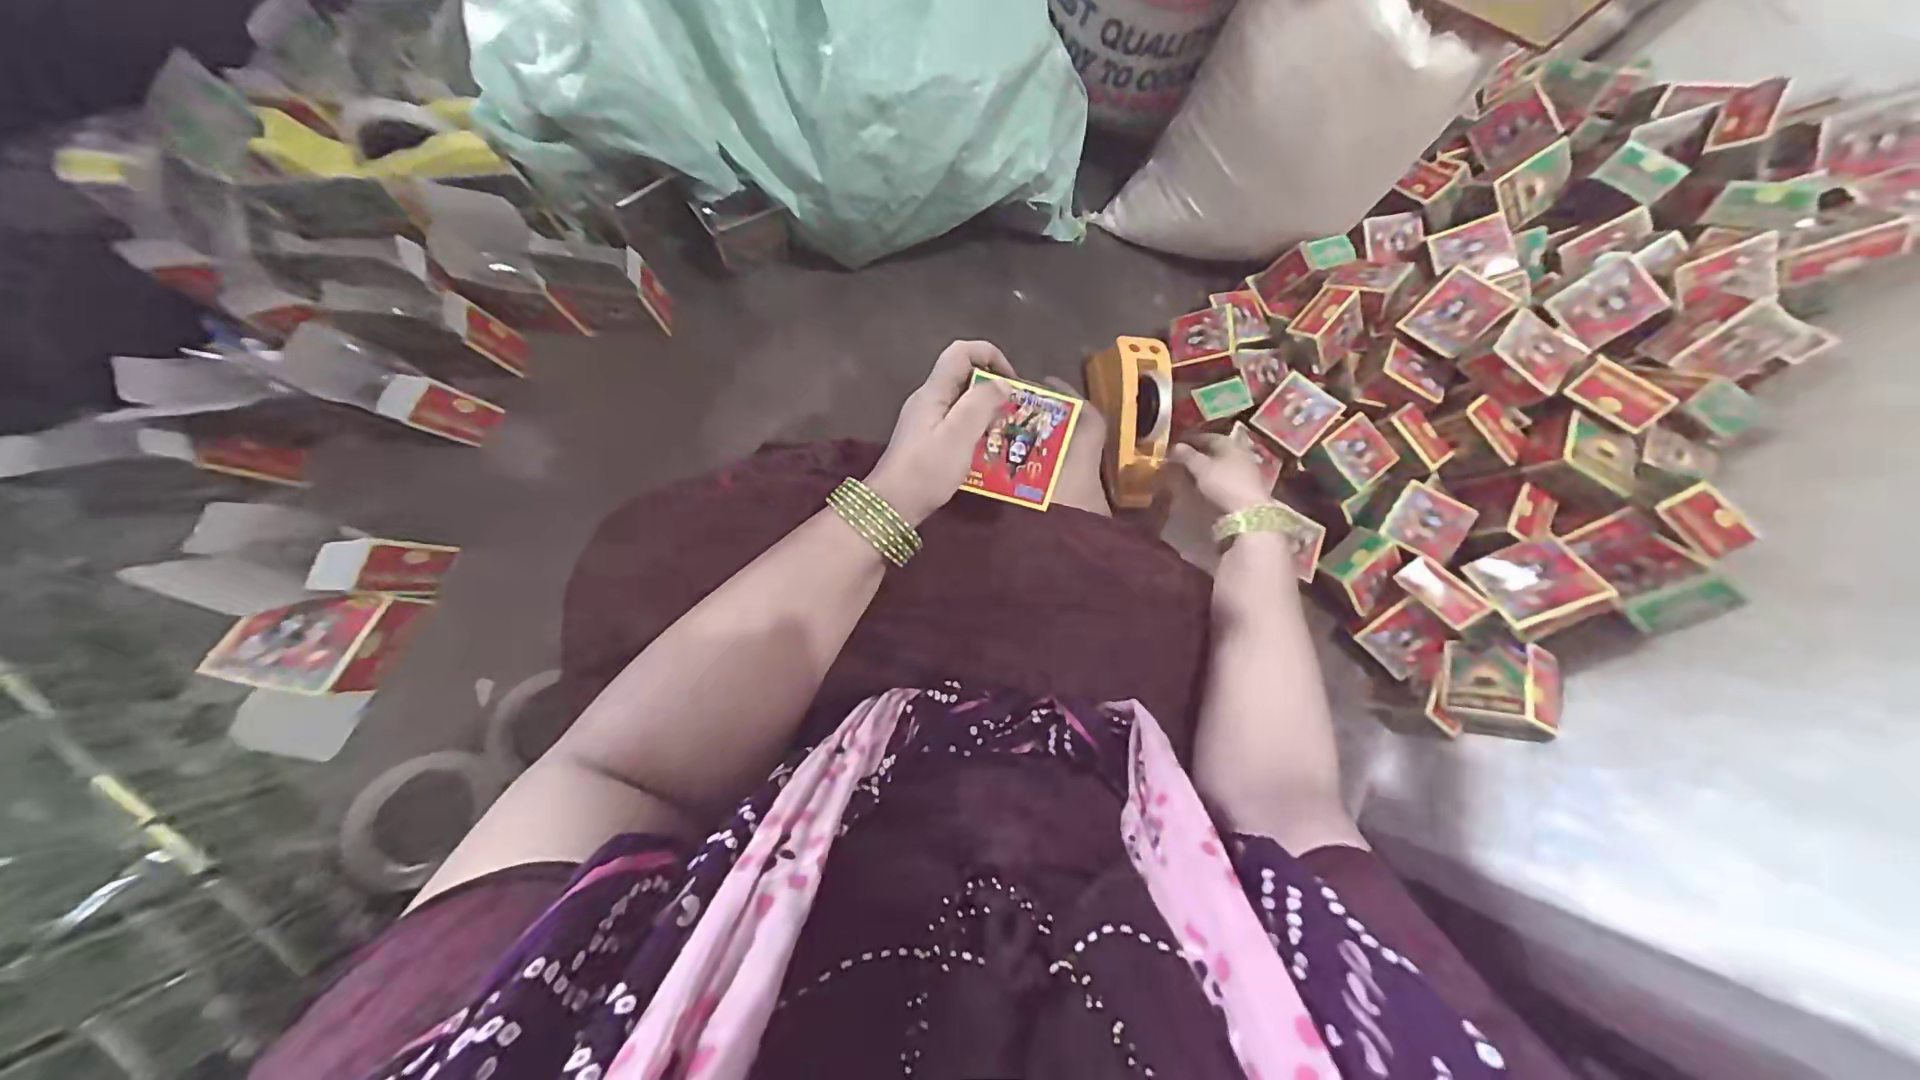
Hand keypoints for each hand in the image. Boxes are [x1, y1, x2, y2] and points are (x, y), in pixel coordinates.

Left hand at [864, 341, 1015, 524]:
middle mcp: (927, 400)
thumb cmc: (926, 471)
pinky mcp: (927, 440)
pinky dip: (975, 427)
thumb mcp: (958, 436)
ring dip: (986, 409)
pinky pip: (955, 422)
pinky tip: (986, 448)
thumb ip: (981, 404)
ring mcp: (925, 420)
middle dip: (992, 386)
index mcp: (933, 392)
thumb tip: (1003, 383)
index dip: (990, 355)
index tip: (1012, 381)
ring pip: (961, 400)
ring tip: (1005, 431)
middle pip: (963, 375)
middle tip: (1014, 412)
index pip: (961, 352)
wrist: (892, 506)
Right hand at [1170, 432, 1275, 516]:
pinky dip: (1213, 474)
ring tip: (1190, 470)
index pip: (1207, 436)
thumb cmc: (1223, 483)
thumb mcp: (1201, 468)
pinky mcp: (1246, 483)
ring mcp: (1245, 467)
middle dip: (1198, 452)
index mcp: (1229, 443)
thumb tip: (1176, 446)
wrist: (1248, 510)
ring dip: (1205, 464)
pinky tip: (1205, 481)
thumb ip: (1187, 455)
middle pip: (1215, 449)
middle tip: (1181, 458)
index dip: (1190, 439)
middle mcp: (1239, 451)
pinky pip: (1225, 473)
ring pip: (1220, 461)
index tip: (1176, 444)